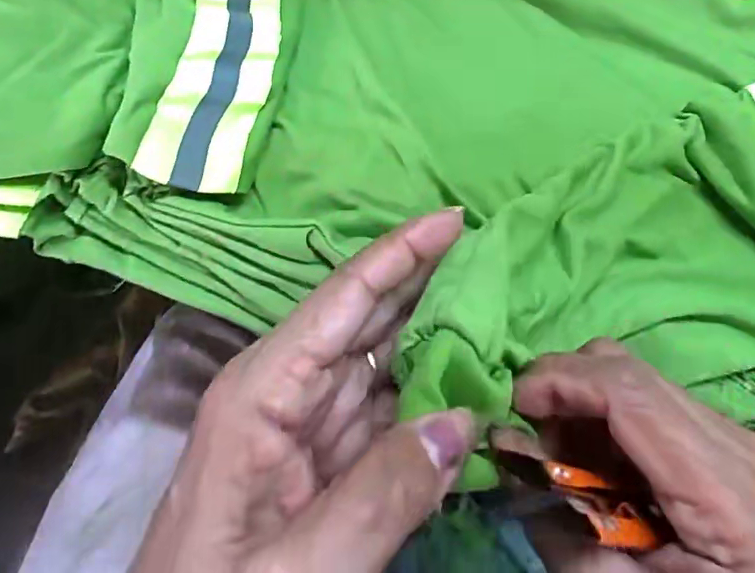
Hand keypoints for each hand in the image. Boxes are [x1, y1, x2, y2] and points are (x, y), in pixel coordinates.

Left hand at [131, 209, 475, 572]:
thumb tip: (463, 418)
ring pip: (383, 363)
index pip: (343, 298)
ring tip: (491, 305)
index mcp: (264, 390)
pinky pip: (386, 415)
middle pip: (367, 318)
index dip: (400, 253)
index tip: (454, 218)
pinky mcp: (323, 466)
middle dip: (426, 281)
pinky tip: (468, 382)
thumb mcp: (293, 570)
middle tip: (486, 252)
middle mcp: (286, 392)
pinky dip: (429, 396)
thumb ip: (381, 496)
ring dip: (435, 336)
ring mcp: (305, 429)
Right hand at [514, 339, 754, 572]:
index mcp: (736, 500)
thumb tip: (507, 452)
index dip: (562, 380)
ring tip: (571, 464)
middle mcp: (751, 453)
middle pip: (637, 372)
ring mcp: (754, 447)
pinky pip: (666, 408)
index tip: (513, 403)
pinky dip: (620, 424)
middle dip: (570, 389)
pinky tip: (611, 471)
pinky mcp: (746, 453)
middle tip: (537, 444)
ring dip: (592, 406)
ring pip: (647, 381)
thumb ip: (564, 531)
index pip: (632, 393)